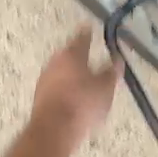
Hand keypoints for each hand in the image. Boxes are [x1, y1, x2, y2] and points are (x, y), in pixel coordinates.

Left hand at [30, 26, 122, 145]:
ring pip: (61, 71)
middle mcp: (54, 62)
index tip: (89, 27)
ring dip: (72, 73)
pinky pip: (56, 86)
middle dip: (79, 56)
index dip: (87, 32)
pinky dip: (65, 88)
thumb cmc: (83, 103)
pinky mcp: (40, 96)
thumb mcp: (105, 88)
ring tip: (84, 80)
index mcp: (71, 54)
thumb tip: (117, 59)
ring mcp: (44, 79)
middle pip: (68, 54)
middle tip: (89, 57)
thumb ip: (111, 71)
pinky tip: (73, 98)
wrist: (54, 129)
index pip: (81, 37)